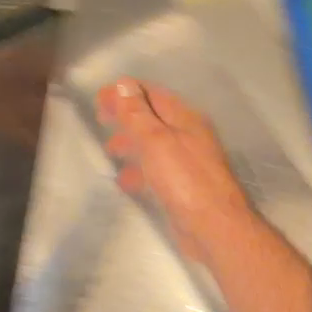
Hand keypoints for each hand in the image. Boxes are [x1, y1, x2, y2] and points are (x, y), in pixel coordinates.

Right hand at [97, 78, 253, 260]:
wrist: (213, 227)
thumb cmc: (184, 180)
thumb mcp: (156, 141)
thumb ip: (137, 114)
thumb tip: (123, 84)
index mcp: (184, 119)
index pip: (151, 94)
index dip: (124, 93)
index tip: (98, 98)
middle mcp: (188, 136)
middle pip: (152, 118)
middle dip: (126, 116)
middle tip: (100, 119)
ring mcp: (186, 162)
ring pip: (153, 145)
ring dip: (131, 143)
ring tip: (109, 150)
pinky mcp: (182, 187)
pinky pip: (156, 171)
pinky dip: (138, 170)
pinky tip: (125, 181)